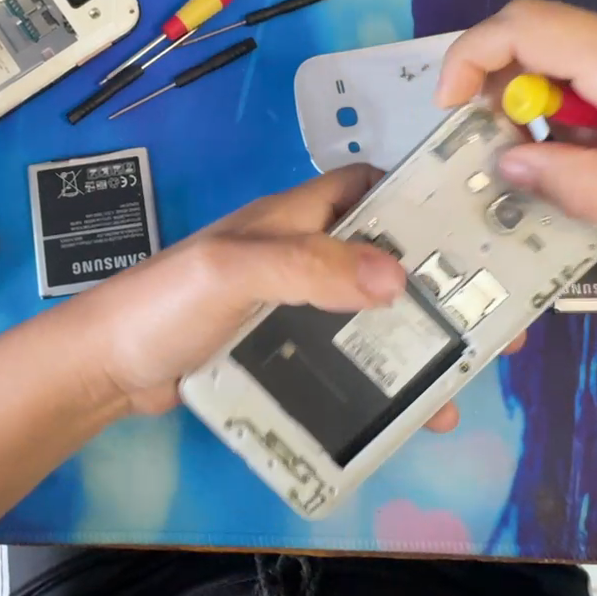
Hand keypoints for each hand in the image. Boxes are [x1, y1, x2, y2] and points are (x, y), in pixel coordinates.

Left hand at [70, 166, 459, 431]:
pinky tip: (404, 408)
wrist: (109, 365)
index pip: (363, 187)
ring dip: (411, 339)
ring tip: (458, 381)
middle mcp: (297, 253)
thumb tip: (394, 276)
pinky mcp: (277, 345)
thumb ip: (306, 266)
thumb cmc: (164, 304)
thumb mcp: (233, 271)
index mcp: (291, 218)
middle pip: (378, 254)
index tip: (469, 230)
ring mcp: (288, 302)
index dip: (414, 197)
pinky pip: (338, 352)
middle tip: (487, 322)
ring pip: (365, 310)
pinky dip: (374, 373)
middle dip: (432, 281)